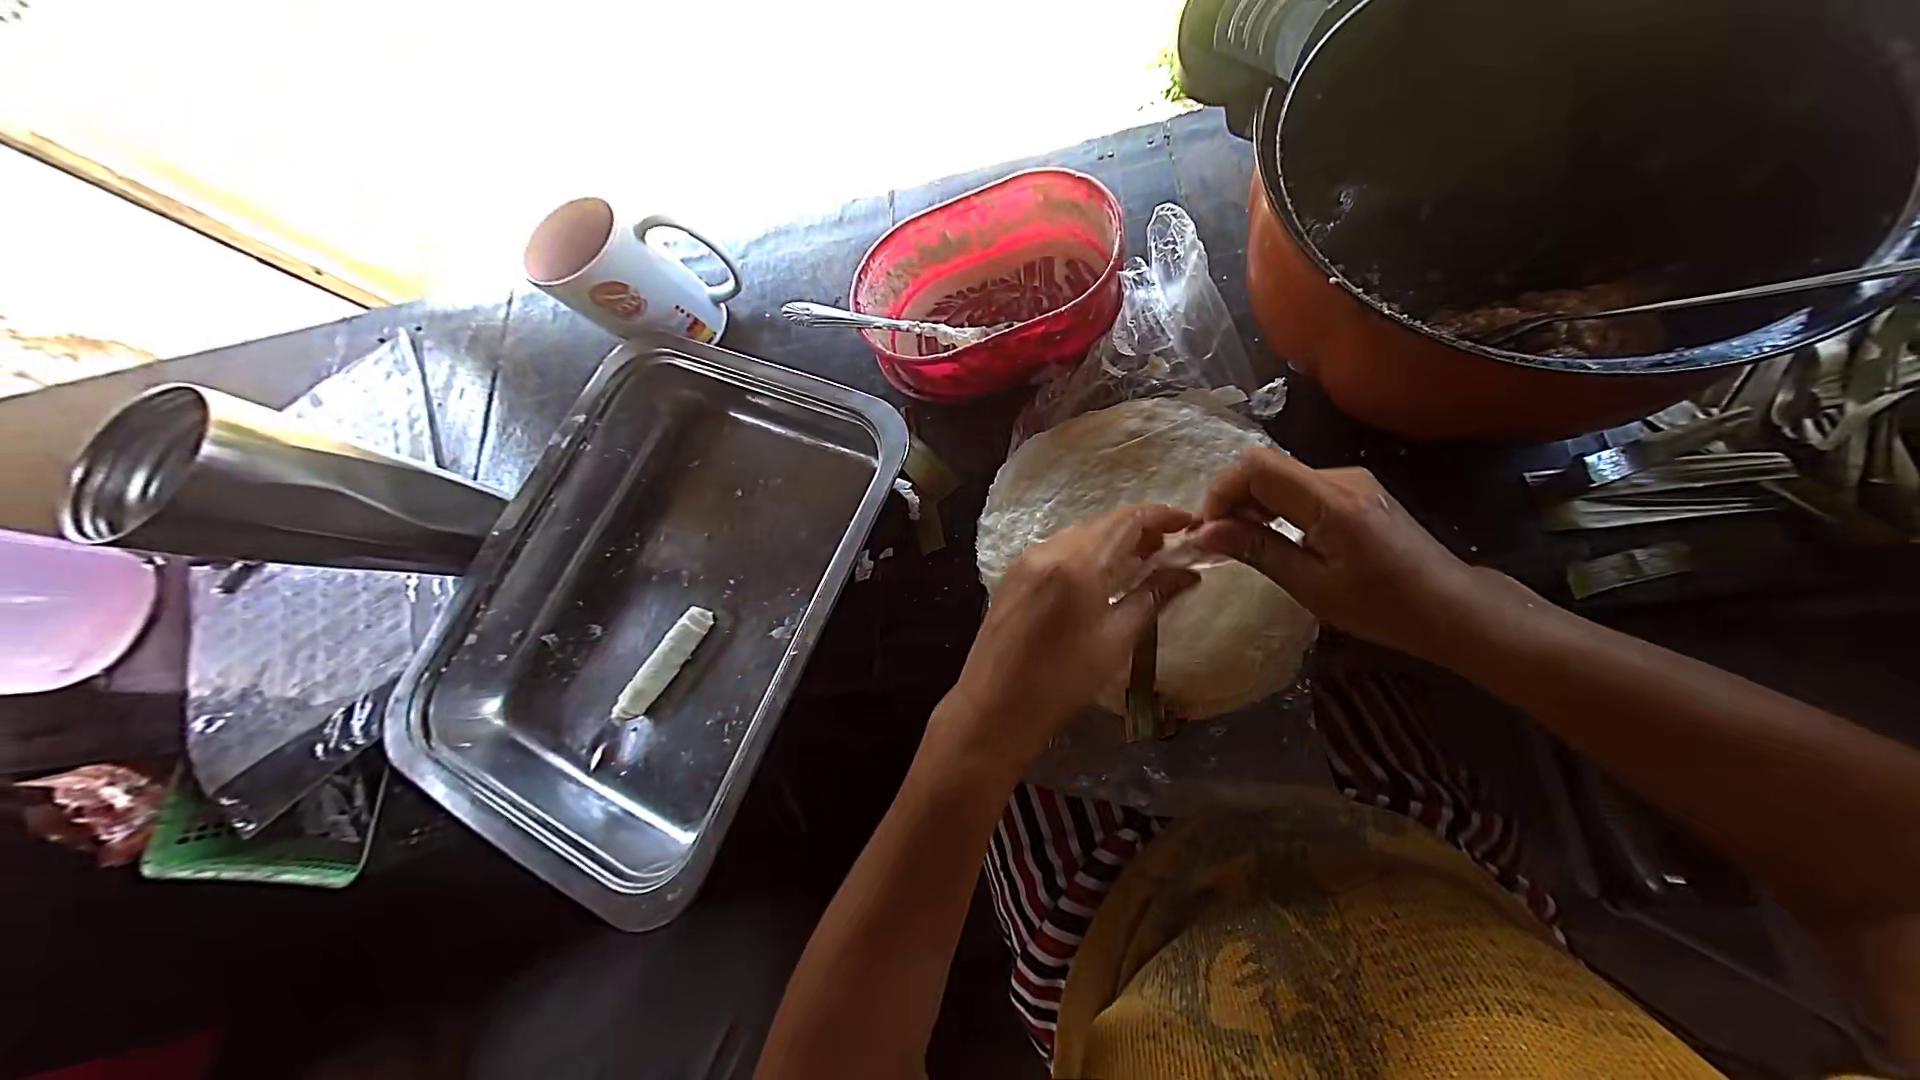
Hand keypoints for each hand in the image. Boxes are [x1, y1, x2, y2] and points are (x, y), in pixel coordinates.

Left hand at [934, 505, 1200, 777]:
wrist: (994, 705)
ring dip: (1113, 540)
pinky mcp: (1014, 574)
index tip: (1190, 523)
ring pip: (1079, 535)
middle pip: (1102, 523)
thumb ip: (1152, 597)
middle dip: (1140, 529)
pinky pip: (1059, 550)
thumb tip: (1188, 574)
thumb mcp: (1115, 640)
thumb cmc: (1061, 680)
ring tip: (1143, 562)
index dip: (1162, 515)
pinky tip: (1103, 575)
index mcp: (1076, 563)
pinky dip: (1087, 553)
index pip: (1127, 520)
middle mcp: (1048, 550)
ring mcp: (1026, 560)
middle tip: (1171, 549)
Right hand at [1192, 448, 1533, 665]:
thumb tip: (1204, 533)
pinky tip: (1272, 536)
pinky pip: (1298, 487)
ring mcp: (1351, 481)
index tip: (1208, 529)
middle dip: (1232, 499)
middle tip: (1218, 540)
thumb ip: (1257, 550)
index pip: (1257, 467)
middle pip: (1265, 466)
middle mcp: (1342, 478)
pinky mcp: (1355, 490)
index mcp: (1332, 502)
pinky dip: (1273, 506)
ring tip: (1240, 541)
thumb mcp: (1311, 586)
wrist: (1453, 609)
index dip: (1221, 491)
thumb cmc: (1384, 607)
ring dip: (1251, 504)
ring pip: (1280, 476)